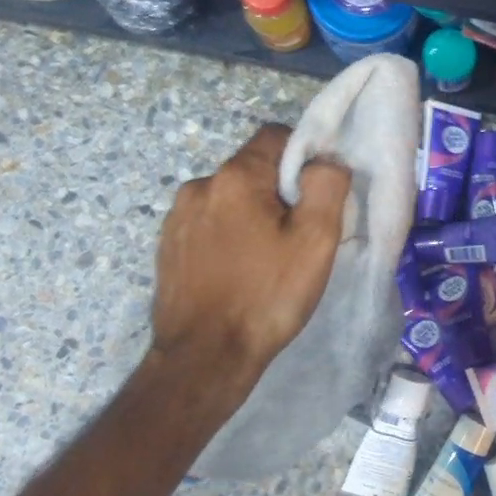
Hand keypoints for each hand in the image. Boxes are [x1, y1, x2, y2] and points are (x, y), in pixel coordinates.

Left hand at [148, 124, 351, 408]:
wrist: (205, 358)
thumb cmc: (267, 296)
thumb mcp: (316, 240)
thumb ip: (327, 185)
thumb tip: (326, 160)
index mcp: (235, 178)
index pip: (276, 137)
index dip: (304, 160)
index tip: (316, 199)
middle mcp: (199, 186)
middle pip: (253, 170)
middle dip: (279, 194)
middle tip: (298, 238)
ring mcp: (177, 218)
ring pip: (231, 199)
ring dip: (253, 217)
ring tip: (268, 260)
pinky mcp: (168, 247)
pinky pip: (210, 225)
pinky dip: (230, 238)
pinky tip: (241, 273)